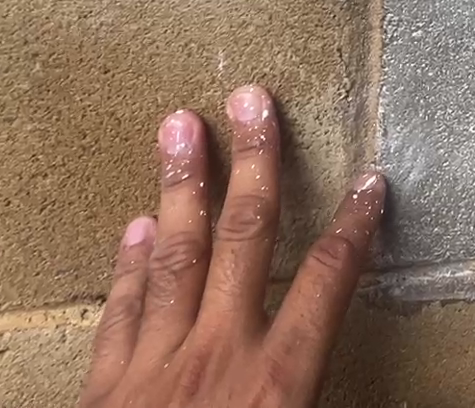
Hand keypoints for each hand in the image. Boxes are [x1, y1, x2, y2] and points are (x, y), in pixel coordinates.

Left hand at [78, 85, 386, 407]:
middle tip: (250, 97)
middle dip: (254, 161)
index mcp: (277, 383)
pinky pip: (118, 316)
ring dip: (181, 187)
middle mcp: (217, 357)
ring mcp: (150, 375)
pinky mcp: (101, 398)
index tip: (373, 178)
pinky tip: (133, 226)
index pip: (329, 279)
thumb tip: (352, 377)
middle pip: (244, 237)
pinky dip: (127, 267)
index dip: (356, 225)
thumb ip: (321, 394)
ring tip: (179, 126)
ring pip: (171, 258)